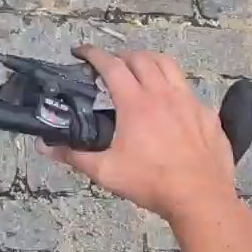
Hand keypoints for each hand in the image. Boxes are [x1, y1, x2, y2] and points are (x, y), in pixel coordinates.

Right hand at [43, 47, 238, 225]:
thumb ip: (73, 155)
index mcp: (135, 103)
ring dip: (149, 61)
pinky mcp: (207, 114)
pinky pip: (188, 89)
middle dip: (121, 56)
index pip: (111, 65)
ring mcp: (189, 102)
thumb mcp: (105, 171)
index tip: (80, 51)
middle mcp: (162, 94)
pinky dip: (172, 87)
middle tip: (109, 66)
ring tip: (139, 72)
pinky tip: (168, 104)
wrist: (201, 200)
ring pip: (168, 65)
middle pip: (141, 58)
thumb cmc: (151, 182)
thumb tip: (44, 146)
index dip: (93, 53)